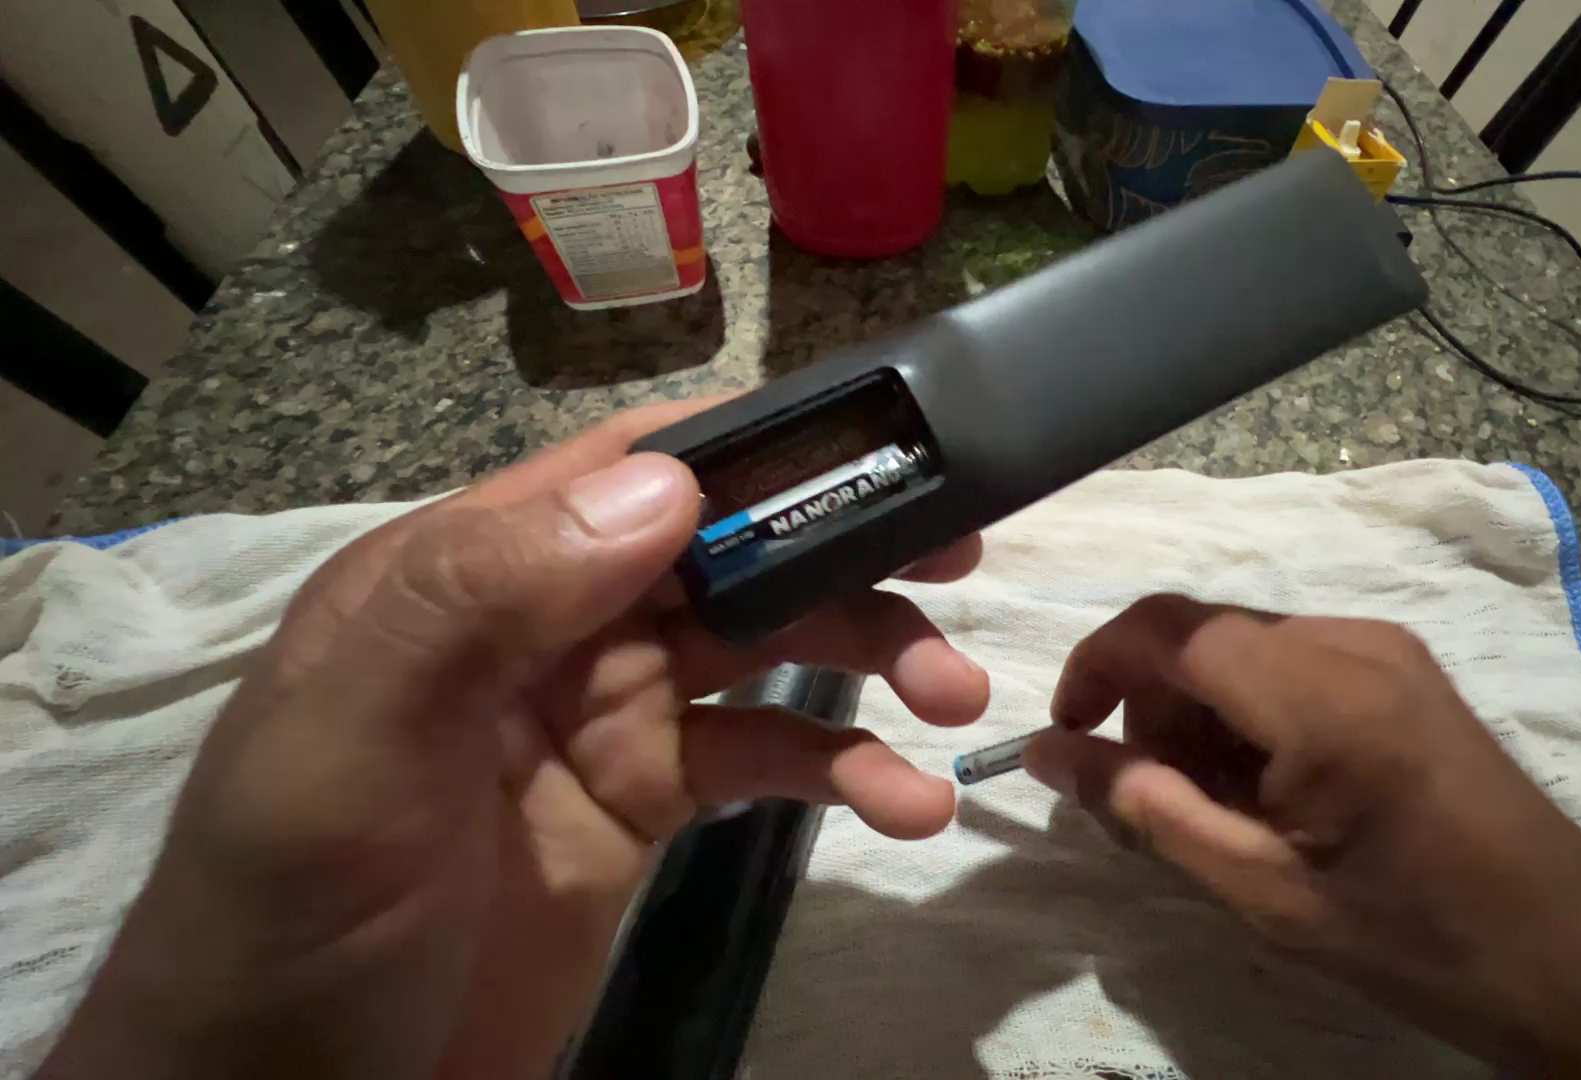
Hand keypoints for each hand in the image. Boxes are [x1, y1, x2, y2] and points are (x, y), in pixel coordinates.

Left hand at [35, 399, 988, 1079]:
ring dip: (873, 659)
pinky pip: (775, 752)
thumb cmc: (302, 922)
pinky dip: (847, 767)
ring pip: (775, 644)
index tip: (880, 450)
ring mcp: (623, 701)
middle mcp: (567, 613)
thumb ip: (486, 599)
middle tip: (957, 560)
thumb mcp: (355, 754)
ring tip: (956, 697)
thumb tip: (668, 488)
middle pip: (735, 551)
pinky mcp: (664, 786)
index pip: (641, 465)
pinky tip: (908, 804)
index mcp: (489, 565)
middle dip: (849, 554)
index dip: (762, 445)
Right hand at [1023, 596, 1580, 1078]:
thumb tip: (1044, 751)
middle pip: (1195, 632)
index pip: (1165, 630)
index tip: (1067, 733)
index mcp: (1319, 693)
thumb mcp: (1259, 888)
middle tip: (1147, 791)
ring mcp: (1379, 644)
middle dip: (1145, 701)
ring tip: (1209, 798)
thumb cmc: (1417, 939)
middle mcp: (1347, 639)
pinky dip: (1241, 708)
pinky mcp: (1395, 663)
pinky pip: (1280, 657)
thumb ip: (1140, 806)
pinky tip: (1263, 780)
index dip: (1094, 667)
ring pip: (1232, 643)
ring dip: (1192, 709)